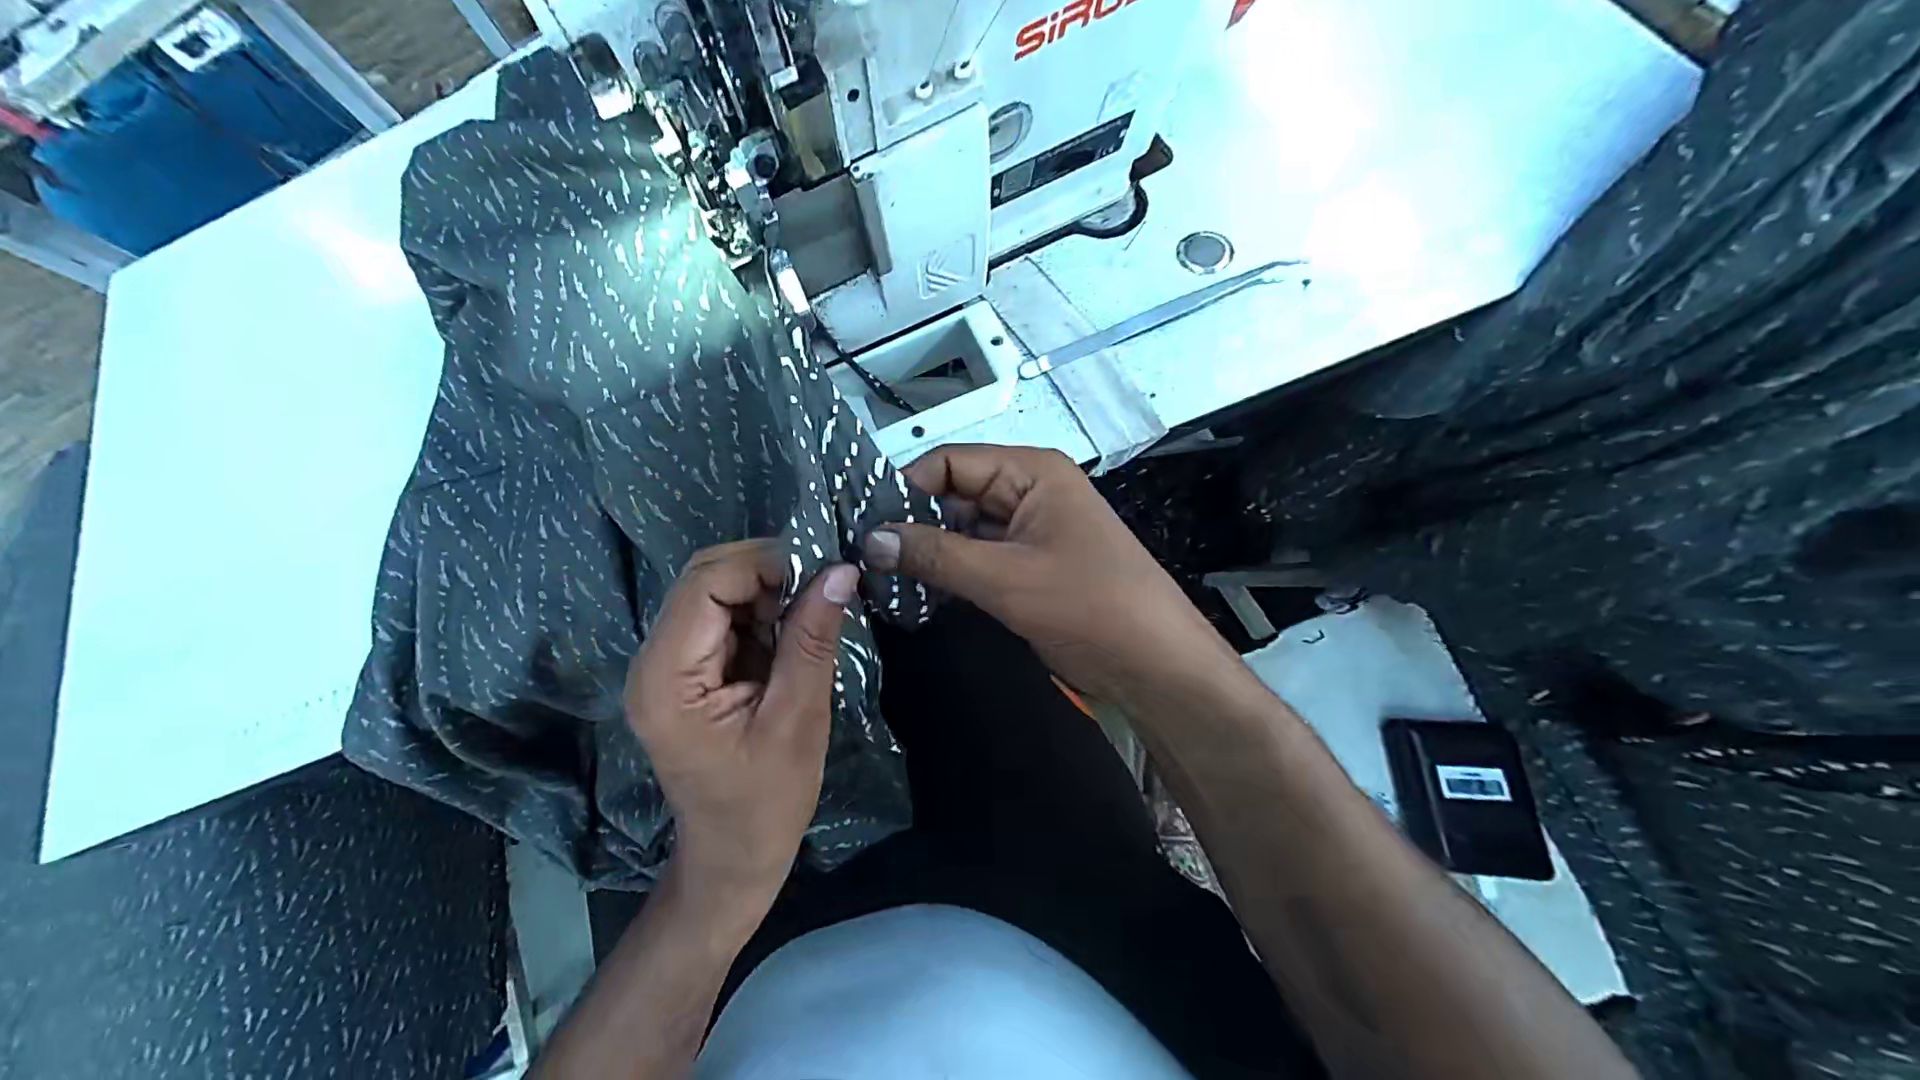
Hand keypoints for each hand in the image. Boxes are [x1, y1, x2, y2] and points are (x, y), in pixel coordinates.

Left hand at [625, 540, 858, 901]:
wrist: (734, 854)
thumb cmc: (767, 801)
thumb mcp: (799, 719)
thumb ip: (812, 640)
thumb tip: (841, 570)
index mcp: (667, 679)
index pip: (706, 583)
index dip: (766, 565)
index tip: (824, 573)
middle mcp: (653, 661)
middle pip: (705, 578)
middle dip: (768, 572)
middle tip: (822, 589)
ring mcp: (666, 664)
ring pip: (716, 590)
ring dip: (769, 592)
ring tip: (811, 617)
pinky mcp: (686, 669)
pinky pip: (724, 615)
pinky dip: (763, 612)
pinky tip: (791, 635)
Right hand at [863, 444, 1243, 712]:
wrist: (1152, 663)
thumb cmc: (1088, 605)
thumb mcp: (1006, 577)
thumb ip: (935, 555)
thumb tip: (870, 539)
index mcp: (1030, 471)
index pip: (949, 462)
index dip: (906, 488)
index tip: (864, 526)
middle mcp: (1026, 491)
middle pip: (952, 495)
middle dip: (912, 525)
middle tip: (862, 559)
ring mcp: (1026, 532)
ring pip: (960, 531)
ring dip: (927, 554)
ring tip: (879, 580)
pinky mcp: (1025, 568)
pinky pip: (975, 560)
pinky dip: (948, 575)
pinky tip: (913, 596)